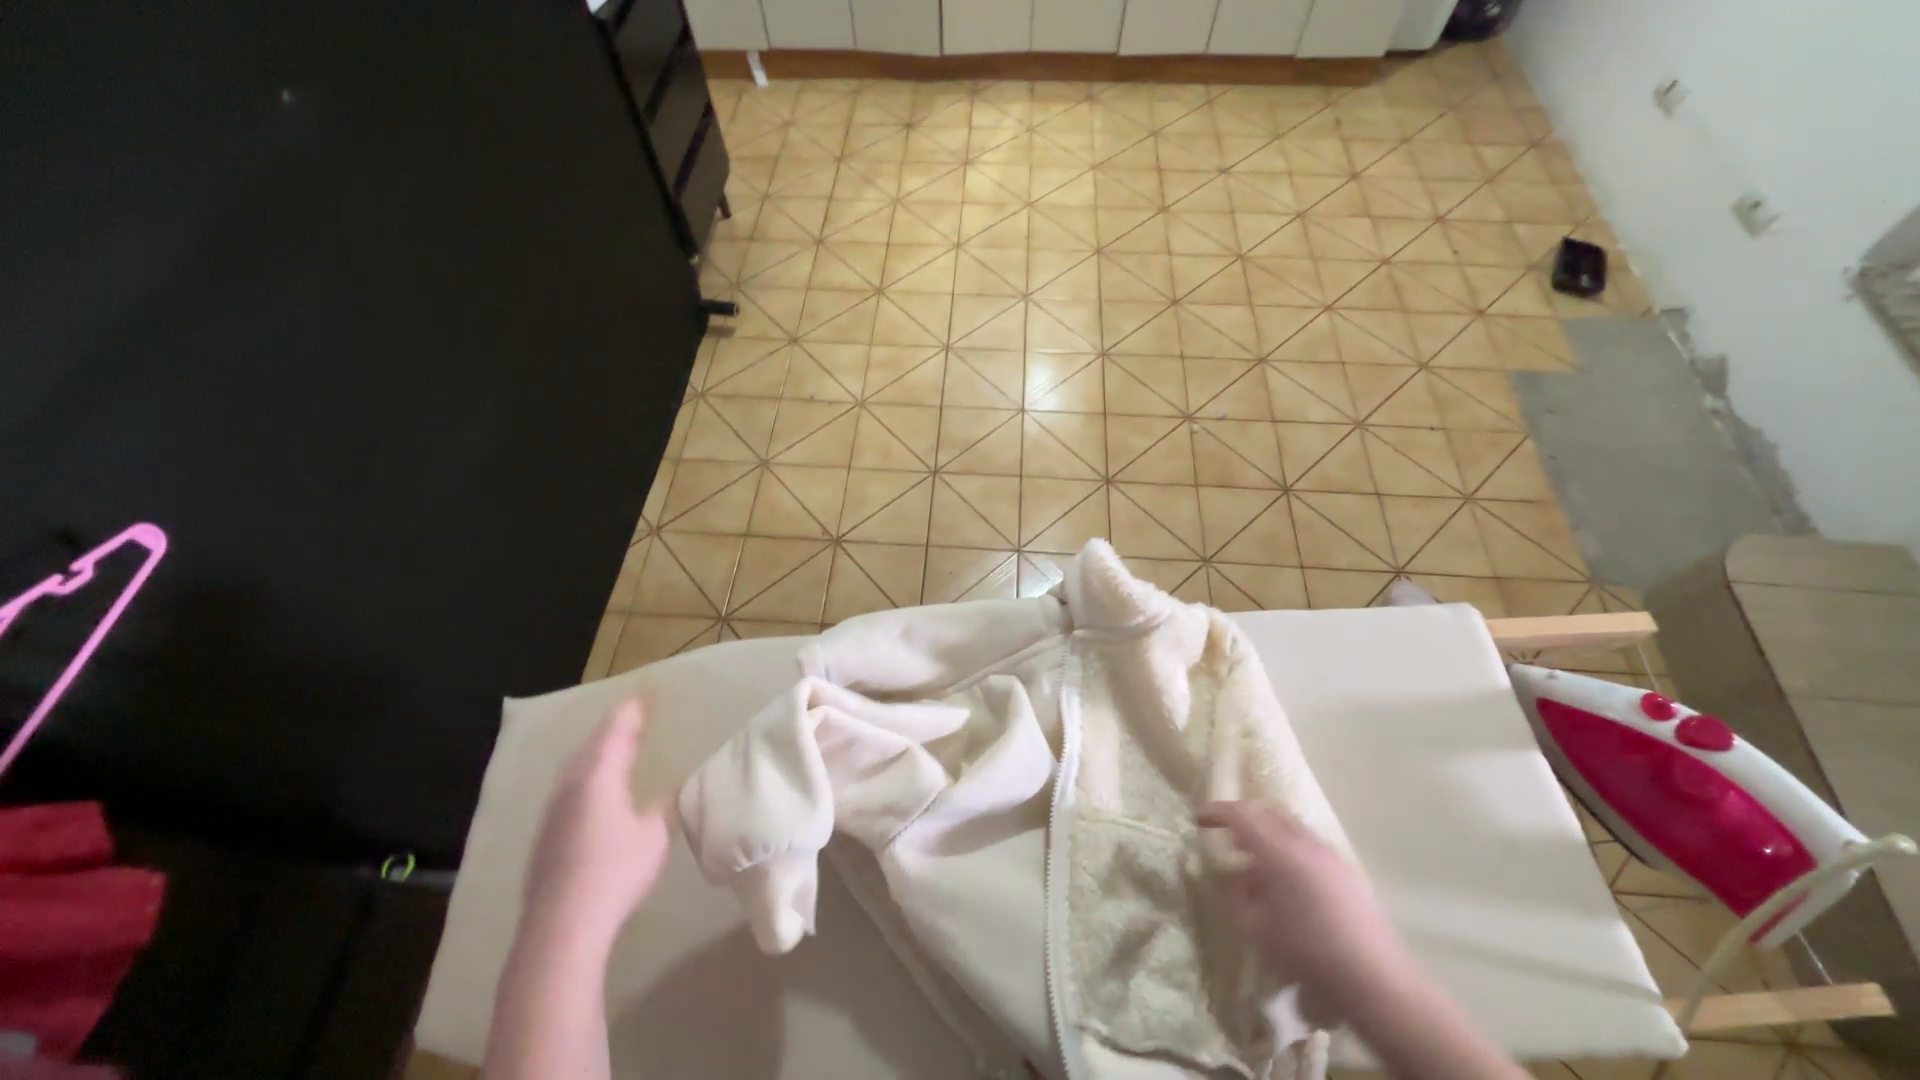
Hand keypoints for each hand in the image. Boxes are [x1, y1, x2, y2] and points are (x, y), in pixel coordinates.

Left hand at [522, 698, 671, 944]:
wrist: (562, 924)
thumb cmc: (616, 872)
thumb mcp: (654, 837)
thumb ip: (659, 809)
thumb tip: (664, 794)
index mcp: (599, 776)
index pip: (617, 731)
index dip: (633, 711)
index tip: (647, 695)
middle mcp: (571, 785)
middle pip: (591, 745)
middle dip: (613, 729)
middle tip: (633, 718)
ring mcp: (553, 811)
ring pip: (576, 768)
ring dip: (597, 753)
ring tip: (616, 749)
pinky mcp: (545, 835)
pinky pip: (570, 790)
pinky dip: (587, 778)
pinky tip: (595, 792)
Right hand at [1199, 801, 1415, 1014]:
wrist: (1373, 978)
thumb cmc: (1307, 953)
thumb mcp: (1256, 929)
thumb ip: (1238, 897)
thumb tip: (1236, 880)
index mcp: (1280, 852)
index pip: (1242, 815)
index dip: (1217, 812)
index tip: (1199, 818)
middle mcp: (1306, 844)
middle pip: (1269, 813)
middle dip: (1244, 820)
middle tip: (1227, 839)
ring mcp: (1331, 856)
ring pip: (1292, 828)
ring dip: (1268, 836)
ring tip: (1256, 866)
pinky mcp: (1348, 873)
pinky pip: (1310, 846)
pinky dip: (1289, 851)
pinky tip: (1286, 884)